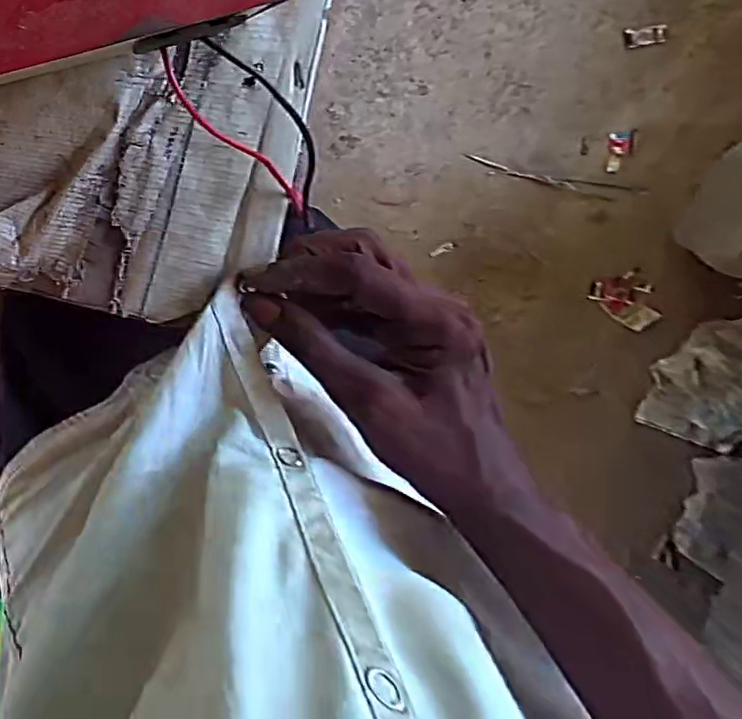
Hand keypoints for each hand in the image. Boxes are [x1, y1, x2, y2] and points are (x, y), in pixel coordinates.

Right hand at [240, 229, 538, 516]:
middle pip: (364, 251)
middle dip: (309, 258)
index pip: (357, 271)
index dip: (299, 271)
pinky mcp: (418, 323)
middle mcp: (436, 302)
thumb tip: (261, 305)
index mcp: (434, 318)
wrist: (486, 490)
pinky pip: (367, 292)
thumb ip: (312, 346)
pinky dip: (330, 295)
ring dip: (317, 274)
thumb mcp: (365, 401)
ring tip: (276, 294)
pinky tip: (302, 311)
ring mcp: (430, 310)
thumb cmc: (433, 455)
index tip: (256, 283)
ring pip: (365, 264)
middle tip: (266, 280)